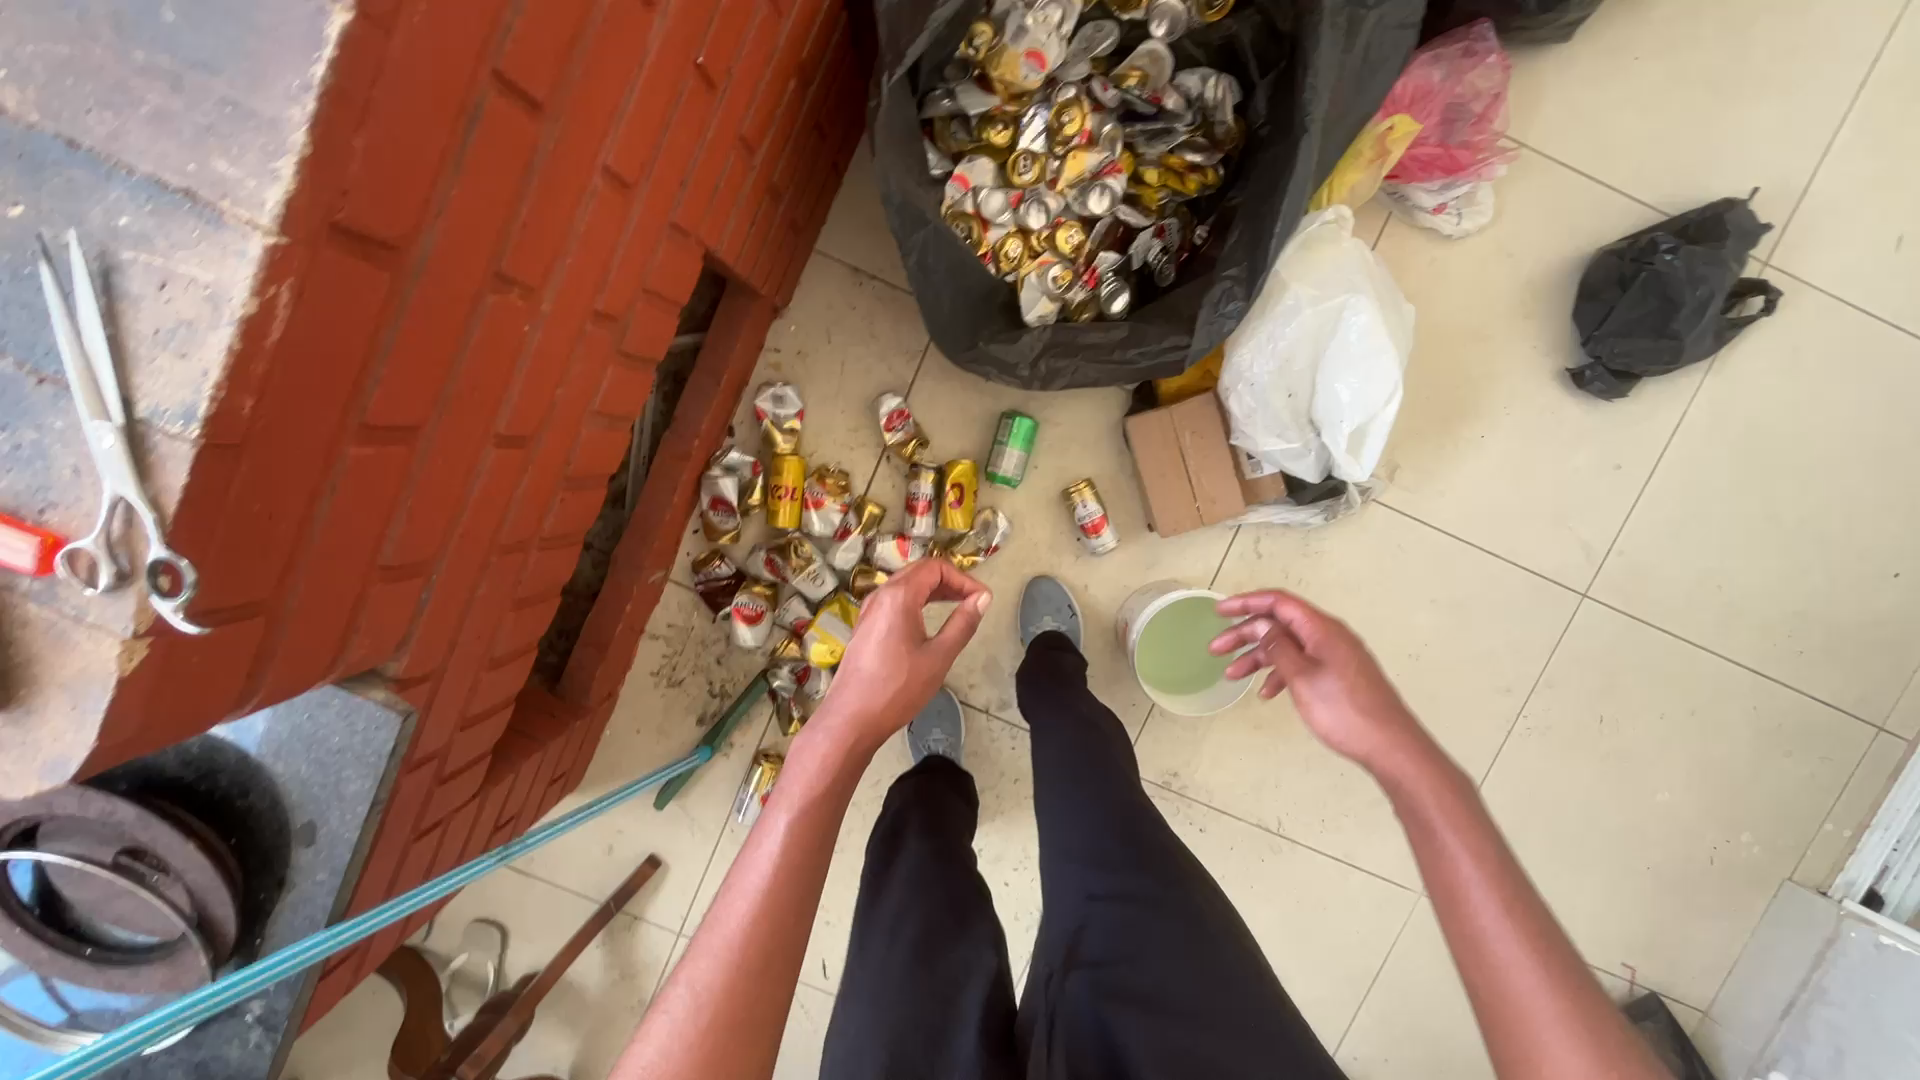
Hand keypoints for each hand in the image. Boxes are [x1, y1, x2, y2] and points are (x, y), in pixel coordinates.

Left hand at [811, 559, 991, 754]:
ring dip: (933, 590)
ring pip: (906, 586)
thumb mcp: (939, 657)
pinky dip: (917, 601)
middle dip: (950, 581)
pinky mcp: (865, 625)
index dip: (963, 578)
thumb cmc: (898, 688)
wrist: (852, 718)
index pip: (935, 567)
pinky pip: (895, 601)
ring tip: (958, 606)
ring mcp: (869, 610)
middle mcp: (881, 595)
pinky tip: (929, 620)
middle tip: (973, 600)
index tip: (982, 598)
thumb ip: (963, 624)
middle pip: (919, 572)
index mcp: (899, 596)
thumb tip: (983, 599)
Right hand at [1209, 590, 1431, 774]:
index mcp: (1321, 629)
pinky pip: (1300, 664)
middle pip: (1279, 624)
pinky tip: (1266, 693)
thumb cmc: (1343, 709)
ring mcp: (1334, 656)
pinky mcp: (1337, 675)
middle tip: (1215, 649)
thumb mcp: (1302, 676)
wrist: (1390, 746)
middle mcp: (1328, 636)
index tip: (1219, 612)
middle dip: (1245, 634)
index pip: (1278, 602)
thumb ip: (1278, 647)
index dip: (1247, 603)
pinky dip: (1279, 674)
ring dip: (1257, 657)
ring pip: (1286, 646)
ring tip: (1231, 676)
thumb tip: (1261, 624)